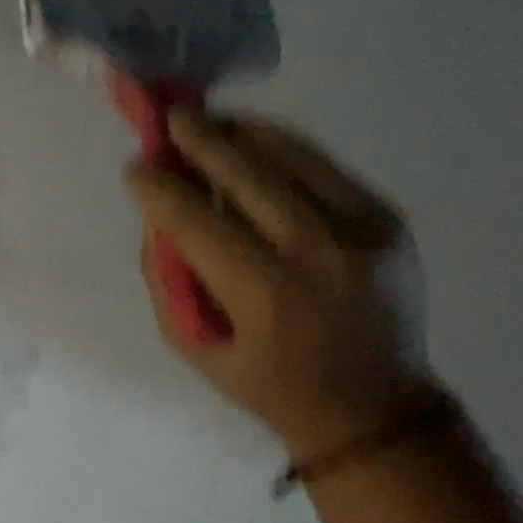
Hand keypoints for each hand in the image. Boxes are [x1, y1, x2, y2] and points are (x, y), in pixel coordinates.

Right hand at [124, 111, 437, 459]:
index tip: (135, 168)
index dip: (161, 190)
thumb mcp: (197, 348)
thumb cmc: (267, 385)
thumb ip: (171, 284)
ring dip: (246, 135)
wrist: (372, 403)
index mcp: (264, 293)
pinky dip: (288, 151)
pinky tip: (257, 142)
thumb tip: (159, 223)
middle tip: (171, 119)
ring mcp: (362, 230)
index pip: (197, 223)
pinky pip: (328, 171)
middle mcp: (317, 251)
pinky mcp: (387, 220)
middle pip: (249, 177)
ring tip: (211, 120)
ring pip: (296, 160)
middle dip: (202, 144)